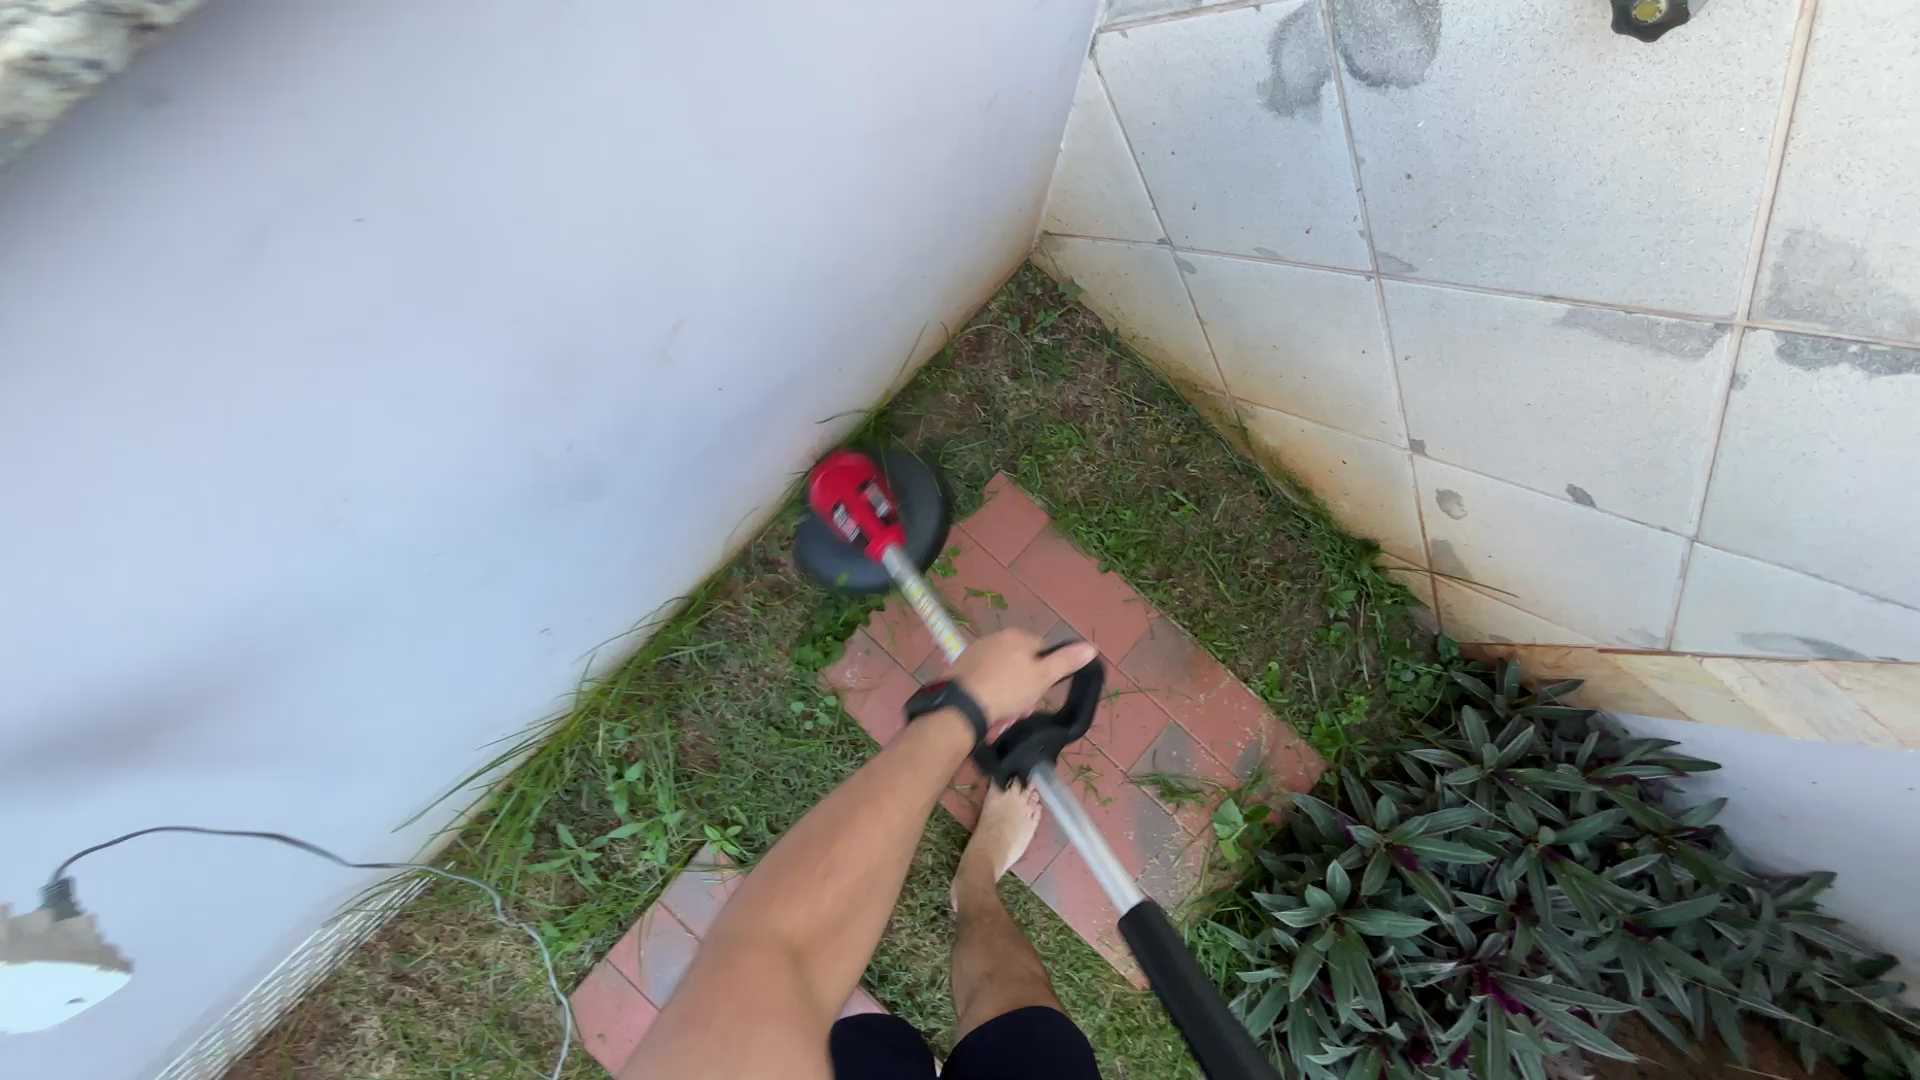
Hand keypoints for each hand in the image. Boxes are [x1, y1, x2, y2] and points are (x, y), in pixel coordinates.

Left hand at [943, 629, 1097, 724]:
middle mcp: (996, 637)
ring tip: (1004, 714)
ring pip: (1003, 674)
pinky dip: (989, 693)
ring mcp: (976, 651)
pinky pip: (984, 679)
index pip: (1042, 650)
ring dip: (1008, 693)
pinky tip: (987, 709)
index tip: (1041, 692)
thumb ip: (1066, 661)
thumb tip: (1092, 646)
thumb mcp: (1042, 677)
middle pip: (1021, 664)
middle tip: (1022, 708)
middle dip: (1025, 687)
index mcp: (1017, 636)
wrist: (963, 705)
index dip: (1046, 673)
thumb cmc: (1008, 690)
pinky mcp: (961, 667)